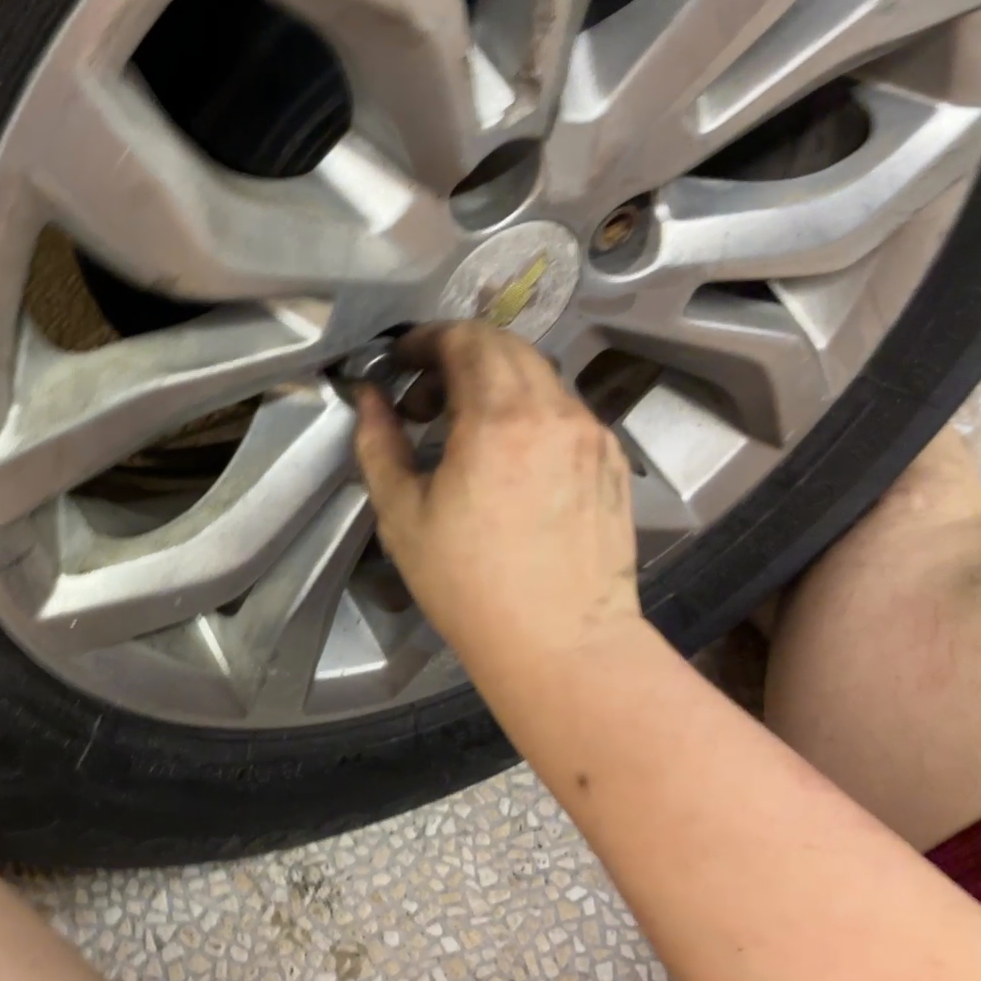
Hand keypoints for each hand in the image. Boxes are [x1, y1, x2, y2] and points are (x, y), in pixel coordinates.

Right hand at [353, 323, 642, 673]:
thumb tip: (369, 398)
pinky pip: (563, 409)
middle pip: (506, 346)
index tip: (399, 361)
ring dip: (492, 382)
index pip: (467, 339)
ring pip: (538, 375)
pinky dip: (525, 409)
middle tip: (421, 399)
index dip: (426, 340)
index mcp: (499, 419)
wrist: (560, 641)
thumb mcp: (401, 512)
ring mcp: (592, 434)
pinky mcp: (611, 460)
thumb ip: (378, 442)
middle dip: (456, 356)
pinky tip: (503, 455)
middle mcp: (555, 412)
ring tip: (459, 429)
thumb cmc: (467, 582)